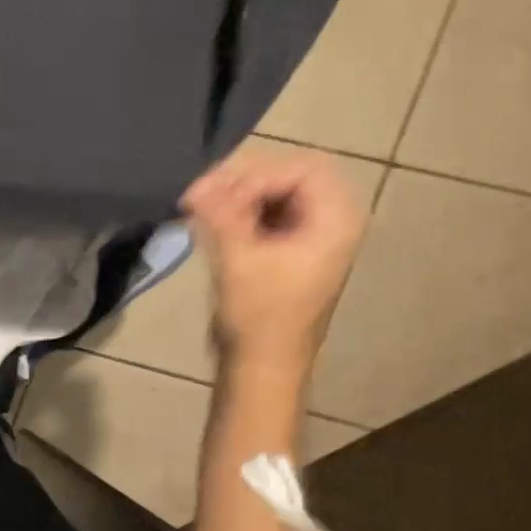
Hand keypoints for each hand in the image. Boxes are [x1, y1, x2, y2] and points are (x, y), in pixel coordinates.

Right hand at [183, 145, 365, 374]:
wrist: (263, 361)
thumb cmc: (261, 314)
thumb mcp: (239, 260)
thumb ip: (221, 216)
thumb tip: (195, 184)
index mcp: (335, 219)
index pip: (302, 168)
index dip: (254, 175)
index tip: (211, 195)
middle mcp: (331, 219)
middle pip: (290, 174)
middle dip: (243, 179)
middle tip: (200, 194)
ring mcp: (309, 233)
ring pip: (274, 191)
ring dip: (235, 194)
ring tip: (198, 207)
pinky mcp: (286, 246)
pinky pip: (264, 211)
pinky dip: (236, 209)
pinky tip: (208, 220)